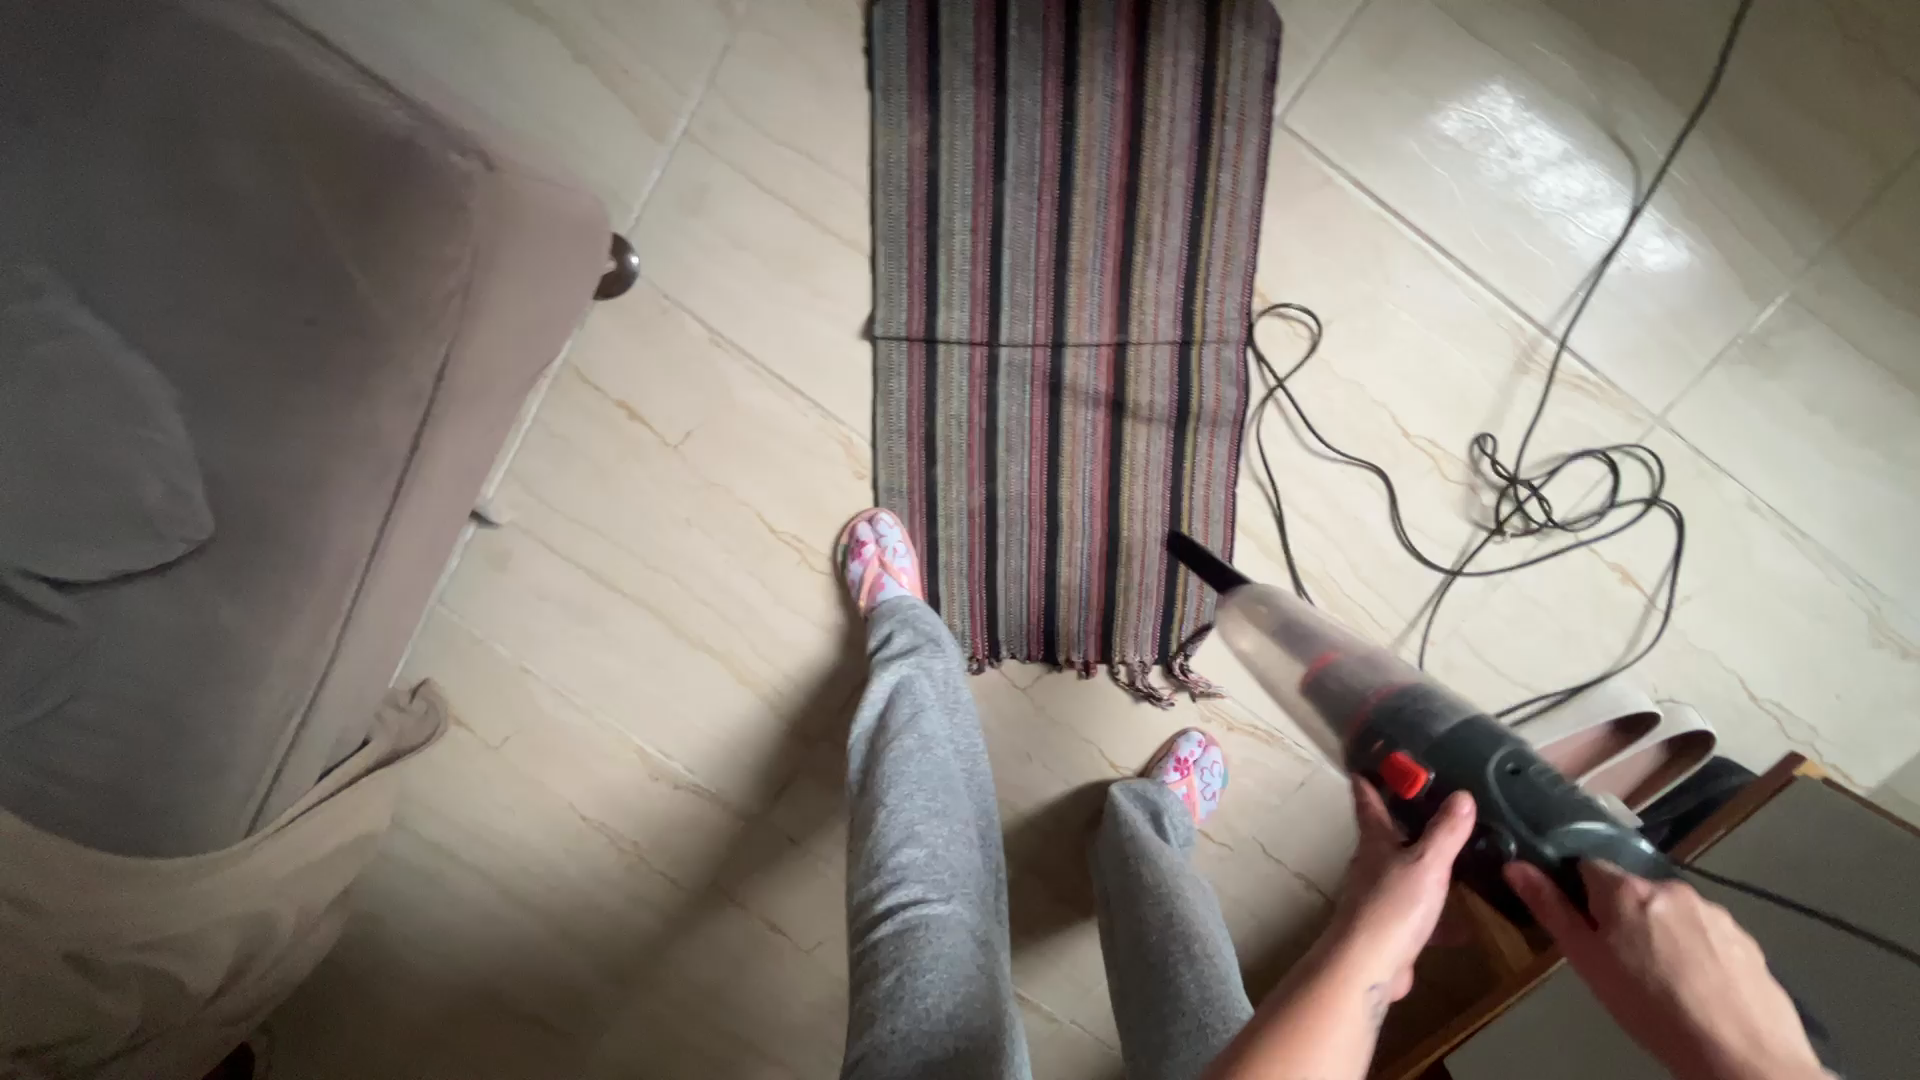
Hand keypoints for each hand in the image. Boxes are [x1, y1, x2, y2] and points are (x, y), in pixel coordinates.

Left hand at [1327, 779, 1476, 1003]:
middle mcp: (1372, 863)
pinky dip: (1438, 913)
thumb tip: (1462, 795)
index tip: (1364, 765)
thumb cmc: (1393, 904)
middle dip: (1401, 822)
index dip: (1367, 783)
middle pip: (1384, 835)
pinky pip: (1417, 911)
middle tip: (1427, 807)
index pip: (1367, 802)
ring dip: (1422, 866)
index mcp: (1374, 841)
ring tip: (1453, 860)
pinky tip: (1461, 924)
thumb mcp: (1426, 863)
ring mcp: (1378, 894)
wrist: (1370, 961)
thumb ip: (1445, 832)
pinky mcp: (1391, 925)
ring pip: (1402, 872)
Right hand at [1505, 860, 1826, 1079]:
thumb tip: (1514, 866)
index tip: (1585, 929)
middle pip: (1631, 891)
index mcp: (1625, 888)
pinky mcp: (1750, 943)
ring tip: (1663, 978)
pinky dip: (1698, 951)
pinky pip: (1708, 935)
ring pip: (1671, 913)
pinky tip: (1699, 987)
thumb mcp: (1585, 959)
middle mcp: (1671, 889)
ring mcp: (1716, 916)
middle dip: (1622, 915)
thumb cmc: (1648, 1006)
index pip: (1586, 867)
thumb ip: (1550, 907)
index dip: (1579, 895)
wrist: (1743, 1060)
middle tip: (1621, 959)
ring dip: (1661, 931)